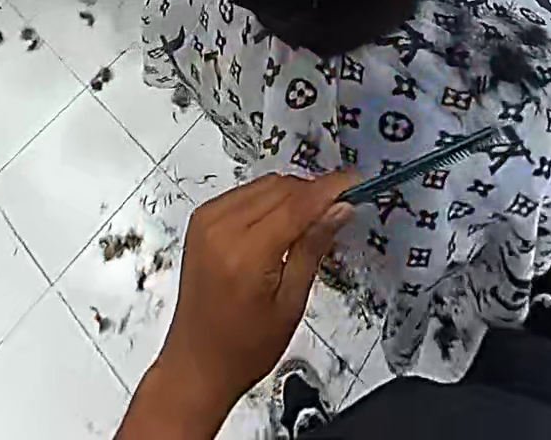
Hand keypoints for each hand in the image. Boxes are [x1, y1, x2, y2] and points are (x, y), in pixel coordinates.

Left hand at [126, 173, 353, 434]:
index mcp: (244, 254)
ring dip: (294, 193)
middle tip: (338, 208)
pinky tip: (281, 221)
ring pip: (268, 184)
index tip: (356, 181)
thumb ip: (314, 247)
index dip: (331, 188)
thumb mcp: (291, 303)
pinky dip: (271, 197)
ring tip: (309, 220)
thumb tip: (341, 207)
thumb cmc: (243, 348)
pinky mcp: (202, 218)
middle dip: (314, 193)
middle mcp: (221, 229)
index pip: (298, 203)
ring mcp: (207, 220)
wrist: (194, 368)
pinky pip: (248, 190)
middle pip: (283, 188)